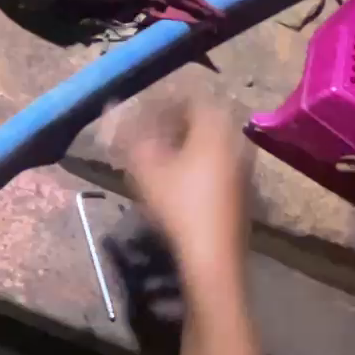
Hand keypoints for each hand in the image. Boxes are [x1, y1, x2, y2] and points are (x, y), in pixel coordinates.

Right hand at [109, 95, 251, 277]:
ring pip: (211, 142)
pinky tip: (177, 181)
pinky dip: (197, 162)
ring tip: (158, 158)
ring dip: (184, 143)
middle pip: (203, 119)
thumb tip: (110, 107)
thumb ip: (127, 135)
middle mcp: (235, 141)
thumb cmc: (178, 206)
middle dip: (173, 122)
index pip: (191, 98)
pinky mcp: (243, 190)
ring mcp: (243, 167)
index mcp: (215, 129)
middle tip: (147, 134)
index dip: (162, 102)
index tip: (139, 114)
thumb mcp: (145, 168)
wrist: (212, 256)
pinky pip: (218, 162)